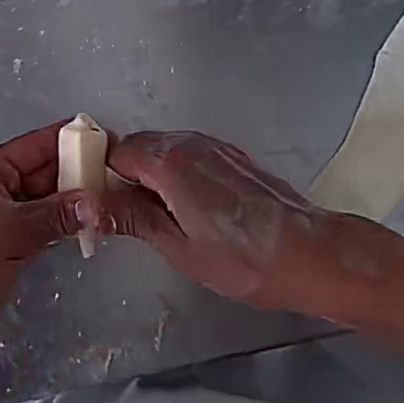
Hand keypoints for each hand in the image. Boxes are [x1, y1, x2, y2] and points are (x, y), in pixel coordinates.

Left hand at [0, 120, 93, 347]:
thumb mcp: (13, 232)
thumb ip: (58, 213)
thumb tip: (99, 201)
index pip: (37, 143)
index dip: (71, 138)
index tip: (107, 138)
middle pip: (46, 168)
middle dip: (79, 171)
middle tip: (119, 173)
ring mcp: (6, 211)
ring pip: (49, 195)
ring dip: (77, 197)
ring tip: (114, 194)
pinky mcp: (13, 238)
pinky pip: (47, 219)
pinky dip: (67, 219)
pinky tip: (93, 220)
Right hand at [96, 131, 362, 313]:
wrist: (310, 253)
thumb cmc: (243, 260)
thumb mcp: (179, 247)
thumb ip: (133, 218)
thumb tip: (93, 205)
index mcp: (171, 162)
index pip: (117, 151)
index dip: (103, 174)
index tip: (102, 201)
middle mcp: (190, 142)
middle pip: (139, 145)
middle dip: (126, 174)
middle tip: (127, 214)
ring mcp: (213, 144)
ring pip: (164, 147)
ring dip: (151, 172)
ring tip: (160, 214)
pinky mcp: (230, 153)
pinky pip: (188, 151)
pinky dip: (176, 170)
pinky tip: (189, 205)